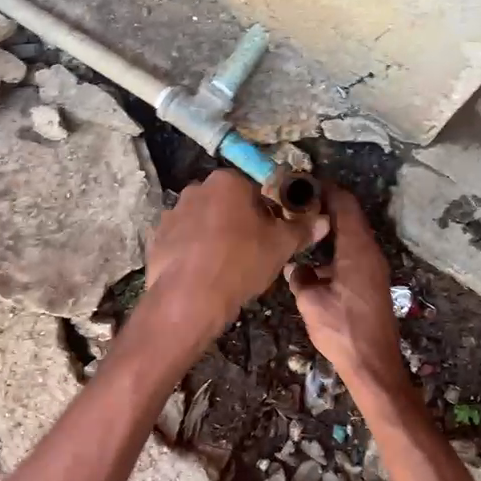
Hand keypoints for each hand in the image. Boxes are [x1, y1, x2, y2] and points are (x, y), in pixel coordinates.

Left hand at [142, 170, 326, 345]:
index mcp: (228, 181)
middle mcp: (197, 188)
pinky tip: (205, 272)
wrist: (188, 299)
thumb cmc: (240, 262)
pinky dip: (194, 250)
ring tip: (228, 264)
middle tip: (255, 248)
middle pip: (228, 201)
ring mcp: (173, 212)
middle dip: (241, 220)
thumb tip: (324, 220)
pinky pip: (184, 239)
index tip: (274, 231)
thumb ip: (302, 229)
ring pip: (204, 219)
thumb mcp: (281, 246)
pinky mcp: (157, 237)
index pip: (257, 187)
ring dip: (216, 234)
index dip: (269, 210)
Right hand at [287, 188, 405, 395]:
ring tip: (302, 227)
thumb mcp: (310, 301)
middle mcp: (370, 251)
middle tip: (297, 204)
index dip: (325, 189)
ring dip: (332, 227)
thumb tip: (295, 266)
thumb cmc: (341, 329)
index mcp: (357, 249)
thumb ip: (301, 276)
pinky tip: (315, 258)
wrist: (373, 363)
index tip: (301, 185)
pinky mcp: (373, 281)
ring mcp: (374, 267)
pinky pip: (354, 251)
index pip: (344, 203)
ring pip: (353, 234)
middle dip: (326, 205)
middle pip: (350, 215)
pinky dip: (337, 246)